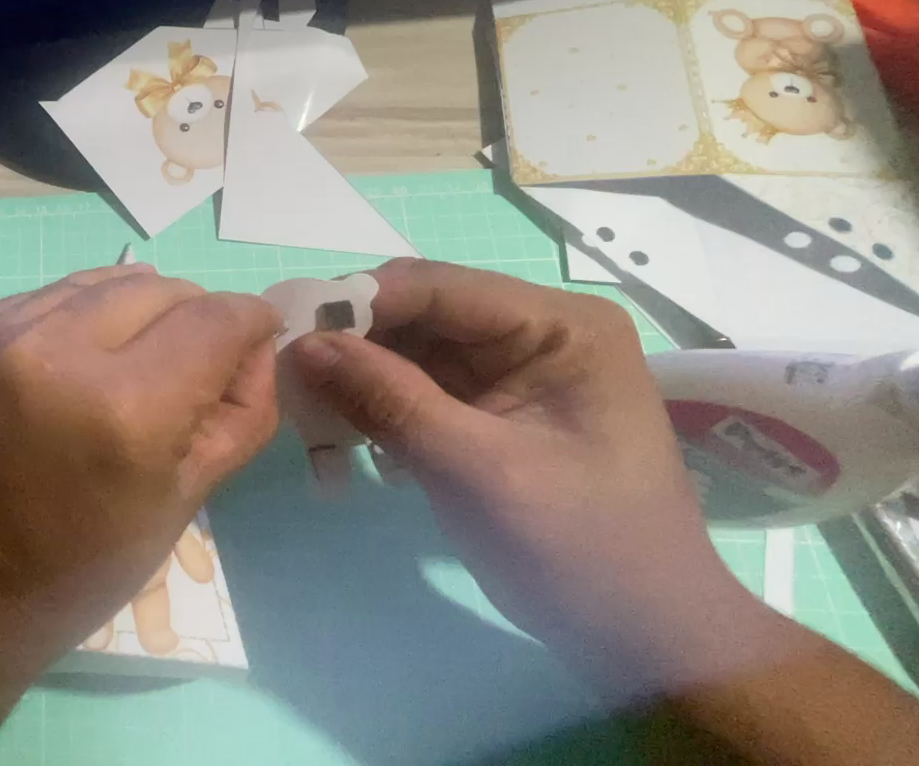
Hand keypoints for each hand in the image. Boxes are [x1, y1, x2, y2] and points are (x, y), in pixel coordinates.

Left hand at [0, 264, 280, 677]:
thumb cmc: (75, 571)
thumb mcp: (182, 503)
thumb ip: (239, 413)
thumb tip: (256, 343)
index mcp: (123, 410)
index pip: (215, 319)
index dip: (250, 322)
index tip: (254, 335)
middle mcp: (55, 351)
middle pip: (159, 288)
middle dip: (193, 316)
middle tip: (190, 362)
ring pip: (99, 282)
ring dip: (132, 310)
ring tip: (130, 358)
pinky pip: (42, 298)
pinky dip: (74, 318)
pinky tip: (71, 363)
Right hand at [284, 259, 774, 695]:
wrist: (638, 639)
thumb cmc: (579, 551)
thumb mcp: (475, 470)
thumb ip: (387, 399)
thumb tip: (300, 343)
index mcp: (557, 326)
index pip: (434, 287)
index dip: (355, 303)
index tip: (287, 335)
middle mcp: (529, 329)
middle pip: (409, 312)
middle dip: (347, 345)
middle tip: (289, 384)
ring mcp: (502, 366)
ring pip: (396, 347)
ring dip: (349, 381)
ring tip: (309, 424)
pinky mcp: (479, 401)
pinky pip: (402, 383)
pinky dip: (367, 408)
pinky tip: (344, 447)